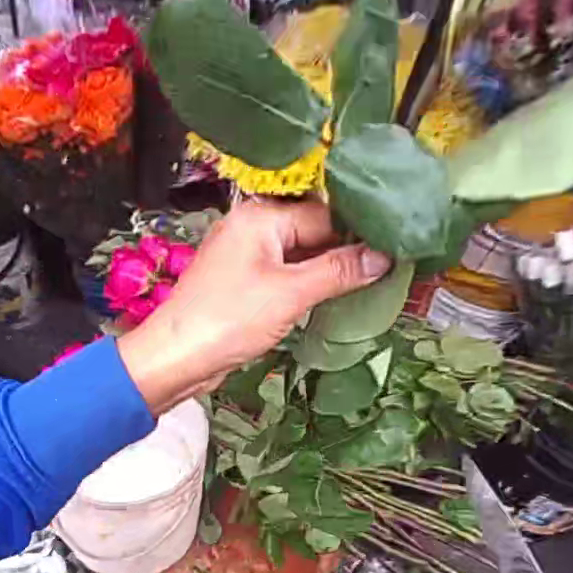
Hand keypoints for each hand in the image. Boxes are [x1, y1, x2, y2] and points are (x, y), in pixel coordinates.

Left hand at [117, 200, 390, 412]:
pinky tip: (331, 298)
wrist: (177, 357)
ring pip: (300, 256)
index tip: (394, 250)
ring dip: (328, 271)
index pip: (325, 215)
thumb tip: (383, 257)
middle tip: (388, 269)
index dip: (359, 234)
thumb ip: (338, 271)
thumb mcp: (291, 293)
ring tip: (369, 284)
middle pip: (312, 232)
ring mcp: (246, 256)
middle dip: (345, 253)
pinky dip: (307, 285)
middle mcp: (253, 228)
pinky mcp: (243, 283)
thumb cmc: (230, 319)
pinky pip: (285, 275)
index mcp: (261, 217)